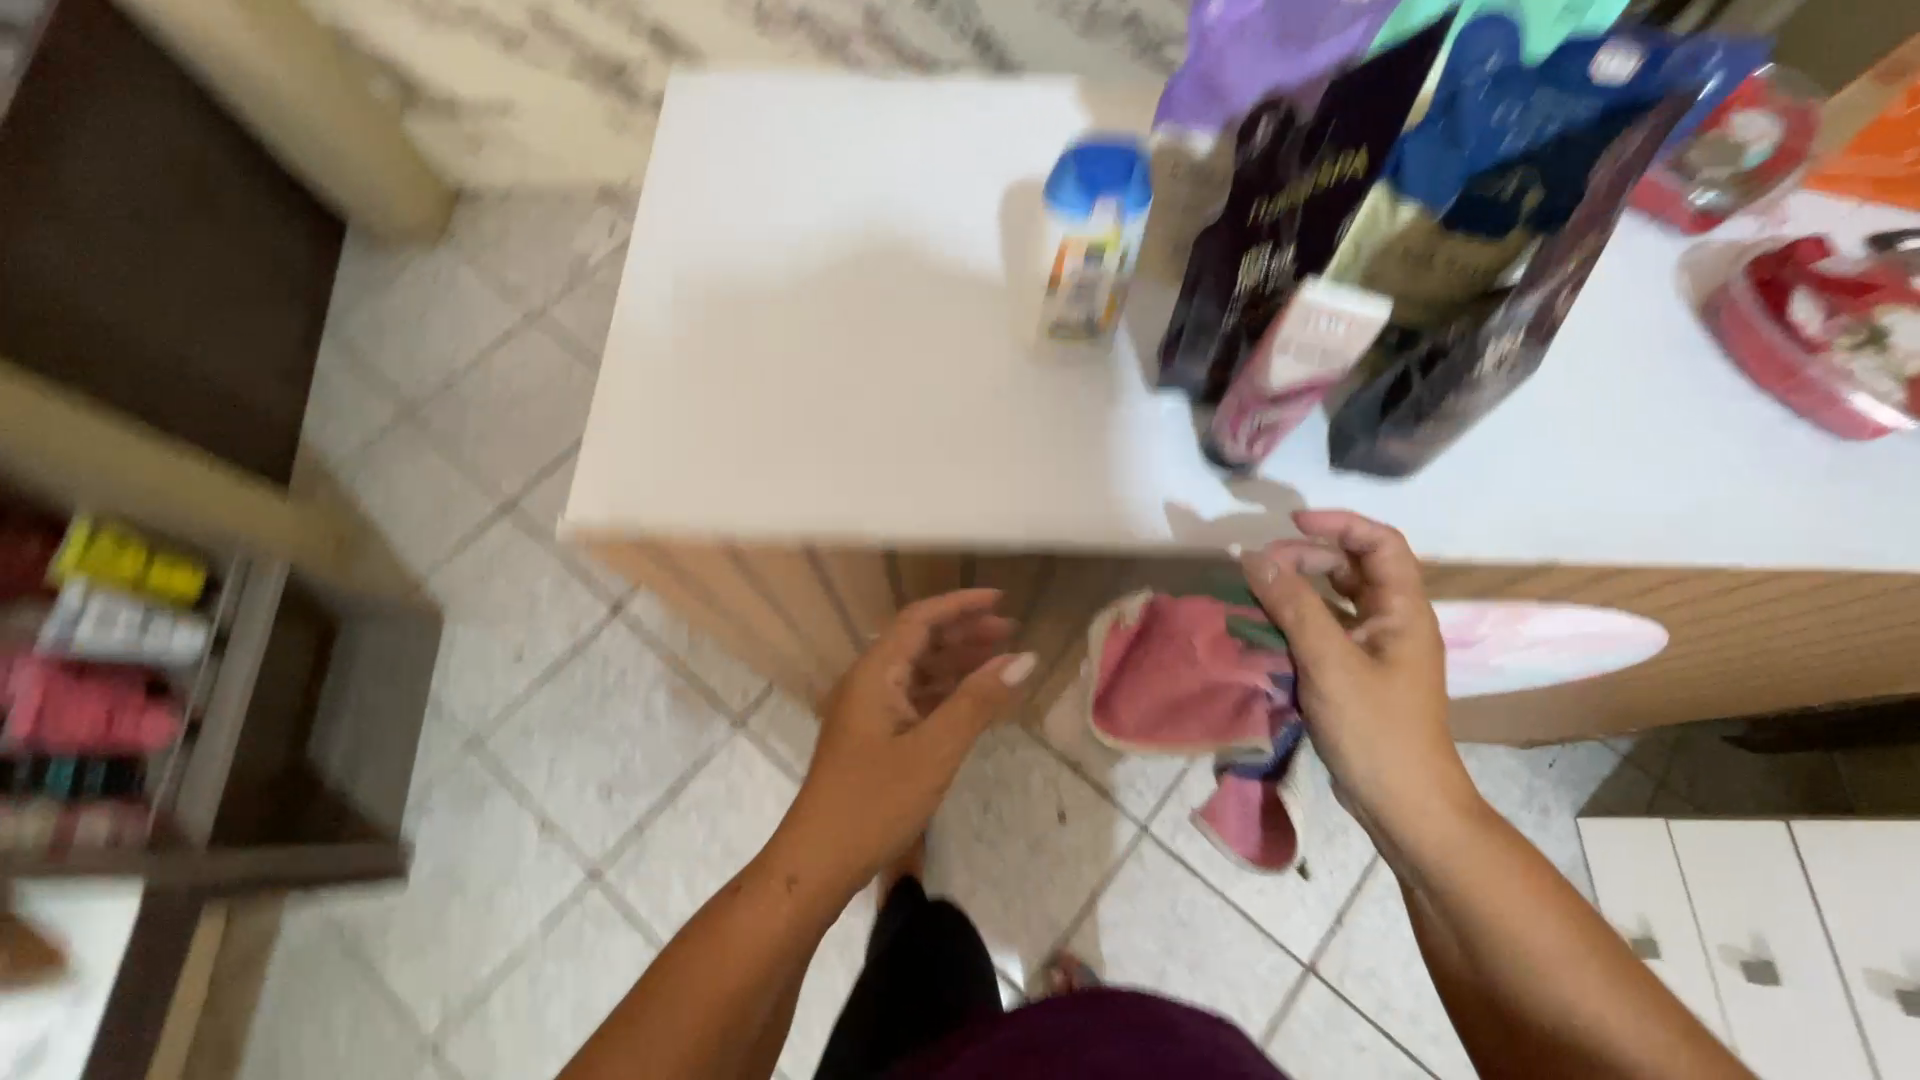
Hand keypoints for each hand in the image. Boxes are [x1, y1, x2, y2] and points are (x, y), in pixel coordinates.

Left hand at [774, 589, 1034, 893]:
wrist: (819, 860)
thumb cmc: (874, 801)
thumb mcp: (935, 750)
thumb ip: (978, 701)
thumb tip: (1024, 659)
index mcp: (875, 674)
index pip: (920, 619)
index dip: (961, 605)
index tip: (1001, 600)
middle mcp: (867, 683)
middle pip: (918, 641)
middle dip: (964, 632)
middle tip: (1010, 631)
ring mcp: (867, 712)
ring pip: (917, 672)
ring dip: (956, 663)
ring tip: (1000, 662)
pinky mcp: (872, 739)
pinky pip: (914, 700)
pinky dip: (945, 694)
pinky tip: (973, 702)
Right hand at [1238, 510, 1478, 839]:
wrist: (1403, 803)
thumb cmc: (1375, 729)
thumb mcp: (1329, 662)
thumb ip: (1292, 606)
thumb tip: (1254, 557)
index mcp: (1403, 610)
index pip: (1380, 543)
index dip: (1339, 524)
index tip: (1290, 525)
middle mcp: (1393, 623)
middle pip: (1353, 568)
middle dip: (1307, 559)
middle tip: (1261, 568)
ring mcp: (1375, 651)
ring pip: (1335, 602)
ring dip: (1296, 592)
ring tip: (1255, 596)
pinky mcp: (1356, 676)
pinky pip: (1325, 633)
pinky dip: (1295, 625)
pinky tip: (1265, 634)